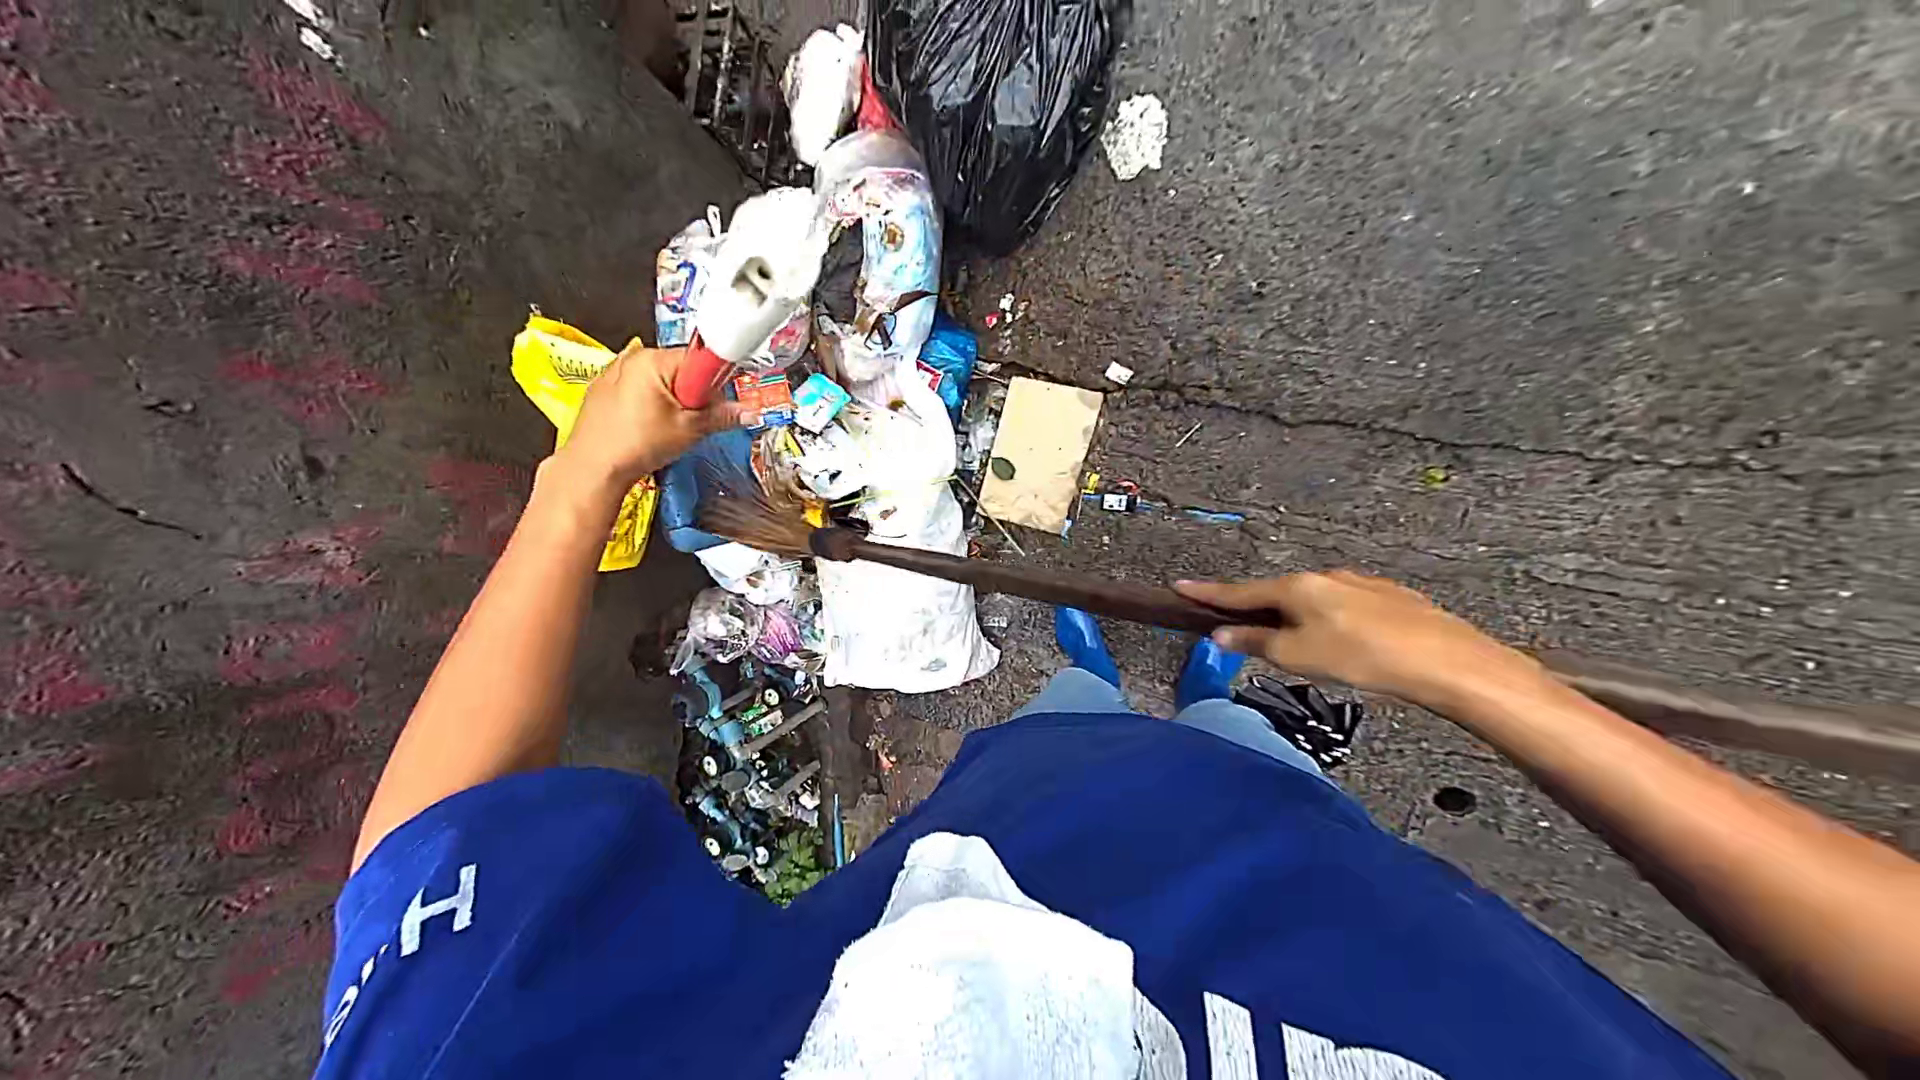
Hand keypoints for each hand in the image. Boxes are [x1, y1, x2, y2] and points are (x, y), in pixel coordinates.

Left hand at [547, 341, 740, 499]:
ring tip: (669, 428)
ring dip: (674, 402)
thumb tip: (750, 412)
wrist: (592, 468)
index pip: (700, 360)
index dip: (714, 384)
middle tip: (692, 422)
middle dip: (694, 396)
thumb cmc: (634, 444)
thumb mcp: (689, 430)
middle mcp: (632, 358)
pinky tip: (650, 427)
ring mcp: (616, 373)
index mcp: (652, 359)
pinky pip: (642, 390)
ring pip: (663, 382)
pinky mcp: (606, 390)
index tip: (717, 403)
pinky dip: (652, 406)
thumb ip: (723, 416)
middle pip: (682, 371)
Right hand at [1175, 571, 1546, 708]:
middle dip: (1259, 611)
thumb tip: (1220, 634)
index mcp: (1296, 588)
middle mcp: (1324, 577)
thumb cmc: (1363, 658)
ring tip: (1306, 649)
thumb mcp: (1297, 657)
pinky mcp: (1389, 597)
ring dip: (1298, 618)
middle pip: (1277, 594)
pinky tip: (1348, 644)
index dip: (1207, 592)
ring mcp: (1359, 584)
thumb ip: (1255, 643)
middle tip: (1247, 634)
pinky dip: (1331, 620)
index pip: (1239, 592)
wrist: (1448, 661)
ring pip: (1313, 600)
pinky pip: (1344, 605)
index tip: (1180, 586)